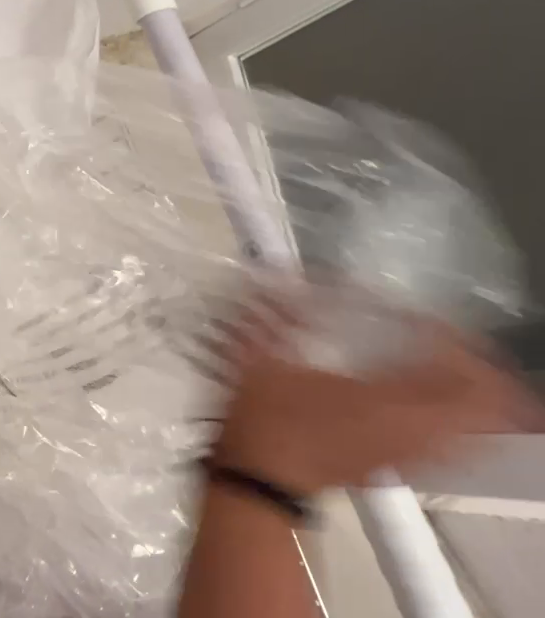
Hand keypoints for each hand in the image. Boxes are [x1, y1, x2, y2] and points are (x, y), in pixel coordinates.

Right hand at [211, 301, 543, 494]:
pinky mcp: (405, 463)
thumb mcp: (260, 357)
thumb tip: (280, 278)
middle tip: (449, 344)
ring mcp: (418, 451)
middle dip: (477, 368)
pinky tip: (421, 404)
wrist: (262, 475)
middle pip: (493, 402)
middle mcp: (420, 428)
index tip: (421, 317)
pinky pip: (458, 442)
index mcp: (393, 399)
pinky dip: (454, 419)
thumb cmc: (265, 417)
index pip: (460, 366)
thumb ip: (277, 317)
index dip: (448, 335)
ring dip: (471, 395)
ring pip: (484, 427)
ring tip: (444, 370)